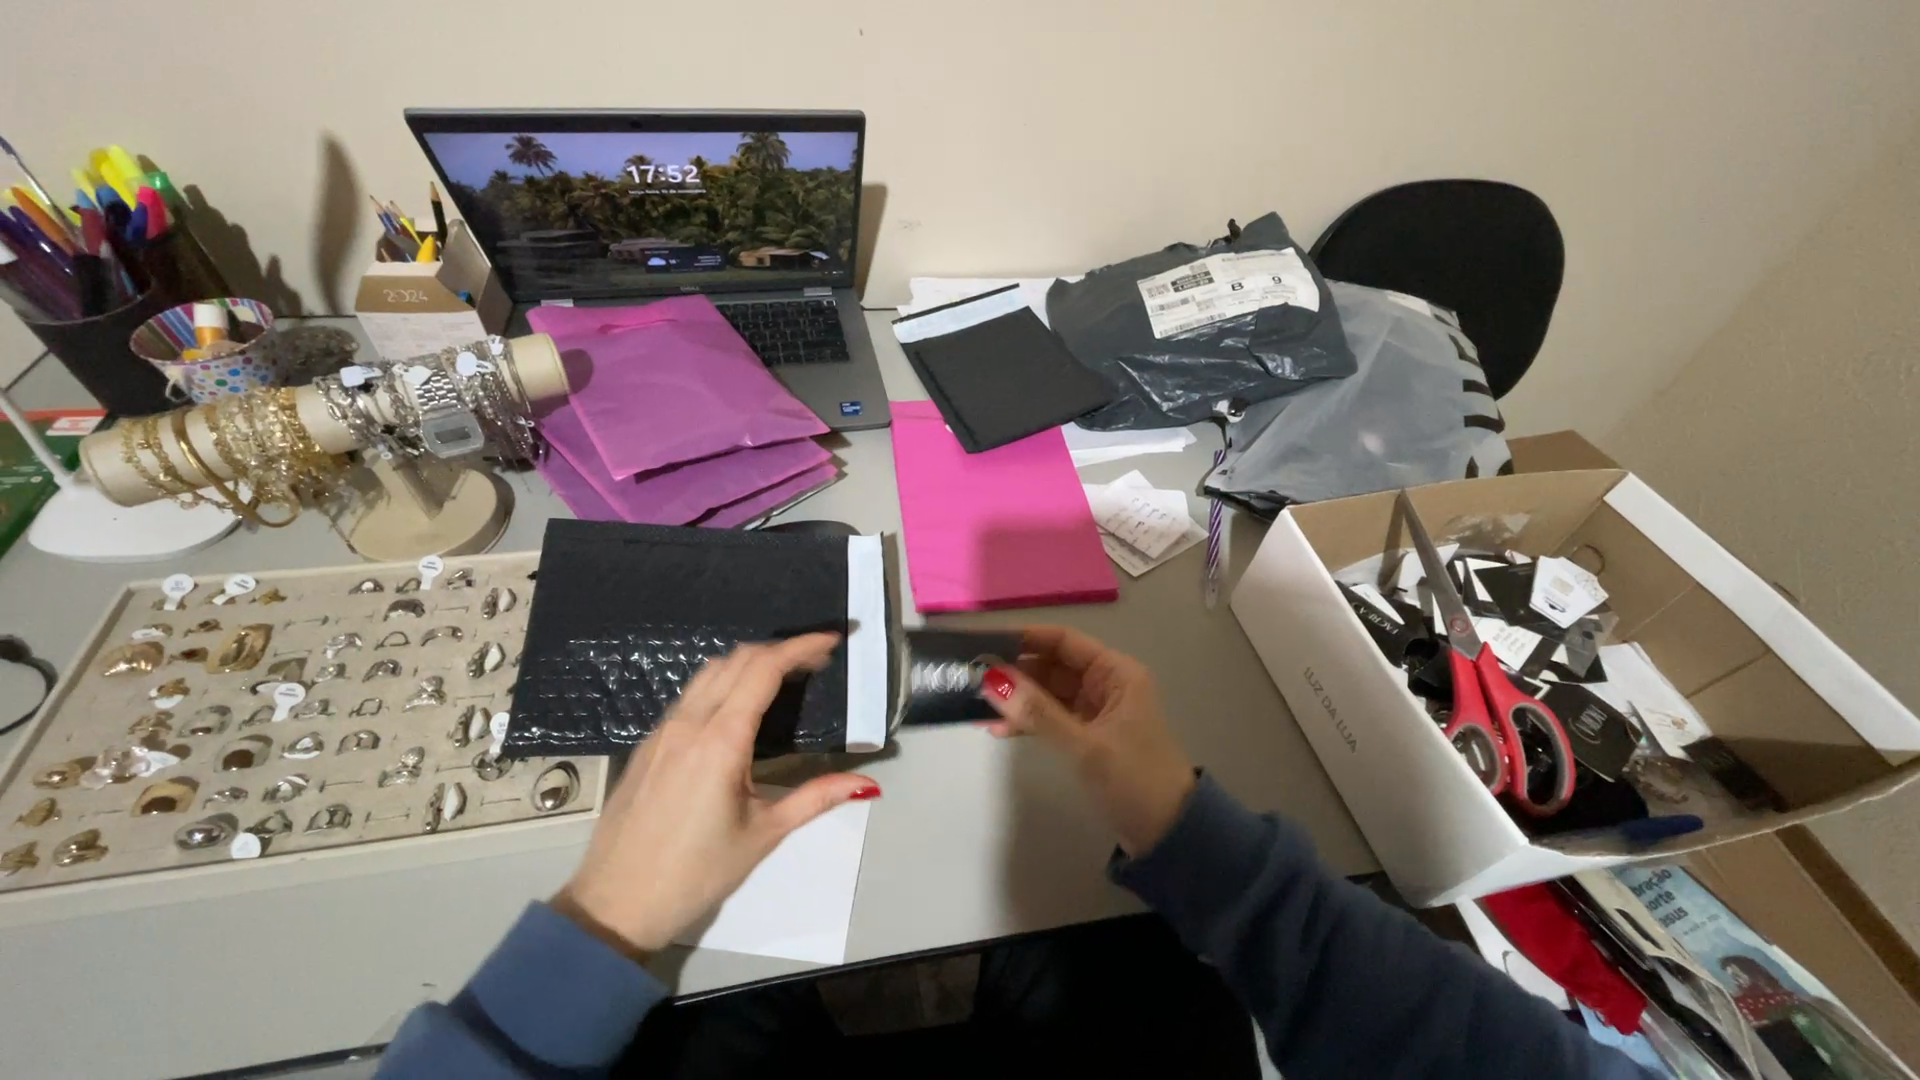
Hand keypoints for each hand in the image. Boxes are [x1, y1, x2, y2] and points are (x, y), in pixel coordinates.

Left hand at [552, 633, 880, 955]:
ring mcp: (663, 731)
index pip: (763, 670)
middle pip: (736, 660)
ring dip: (748, 662)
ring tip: (783, 675)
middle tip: (816, 658)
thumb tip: (867, 784)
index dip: (800, 647)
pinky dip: (722, 682)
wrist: (615, 904)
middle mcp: (689, 723)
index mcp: (721, 740)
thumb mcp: (763, 834)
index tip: (831, 639)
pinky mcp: (648, 744)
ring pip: (708, 672)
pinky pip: (690, 695)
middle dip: (779, 649)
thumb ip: (815, 798)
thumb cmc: (696, 872)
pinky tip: (739, 705)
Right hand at [979, 626, 1195, 855]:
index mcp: (1116, 673)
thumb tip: (993, 680)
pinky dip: (1027, 722)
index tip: (985, 642)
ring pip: (1047, 693)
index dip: (1025, 639)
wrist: (1168, 833)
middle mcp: (1105, 684)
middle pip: (1051, 666)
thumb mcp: (1084, 746)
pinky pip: (1049, 718)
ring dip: (1016, 699)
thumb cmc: (1135, 780)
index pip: (1064, 641)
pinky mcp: (1086, 736)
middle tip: (970, 676)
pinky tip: (996, 730)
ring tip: (976, 704)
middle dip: (1014, 671)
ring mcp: (1094, 711)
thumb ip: (1037, 713)